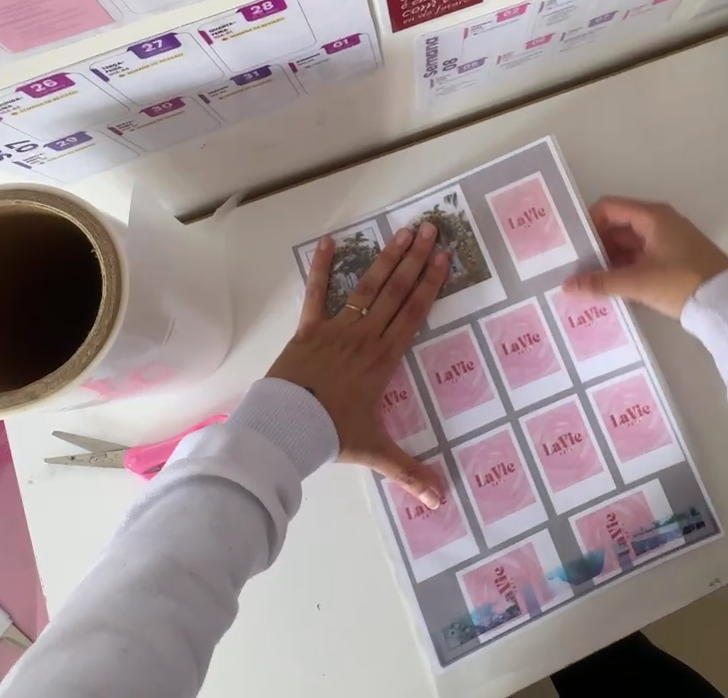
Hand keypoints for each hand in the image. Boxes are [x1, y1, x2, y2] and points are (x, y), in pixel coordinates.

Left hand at [268, 223, 449, 507]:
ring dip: (386, 258)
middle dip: (415, 259)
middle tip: (431, 229)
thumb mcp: (374, 451)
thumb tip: (441, 498)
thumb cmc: (332, 434)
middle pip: (395, 291)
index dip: (430, 284)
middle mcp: (364, 336)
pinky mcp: (309, 328)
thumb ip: (408, 471)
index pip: (413, 314)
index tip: (443, 258)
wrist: (284, 429)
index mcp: (384, 358)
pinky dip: (324, 268)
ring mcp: (336, 328)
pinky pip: (317, 294)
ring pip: (367, 287)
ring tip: (402, 232)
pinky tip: (330, 242)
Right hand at [564, 198, 727, 318]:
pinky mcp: (673, 259)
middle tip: (574, 267)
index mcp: (652, 216)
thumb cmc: (683, 282)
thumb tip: (567, 285)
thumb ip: (601, 282)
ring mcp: (667, 241)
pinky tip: (610, 287)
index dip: (587, 223)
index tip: (571, 246)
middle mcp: (658, 222)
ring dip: (609, 260)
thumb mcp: (638, 282)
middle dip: (595, 245)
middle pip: (617, 226)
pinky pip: (640, 257)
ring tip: (587, 280)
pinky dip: (624, 268)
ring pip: (628, 244)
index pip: (608, 208)